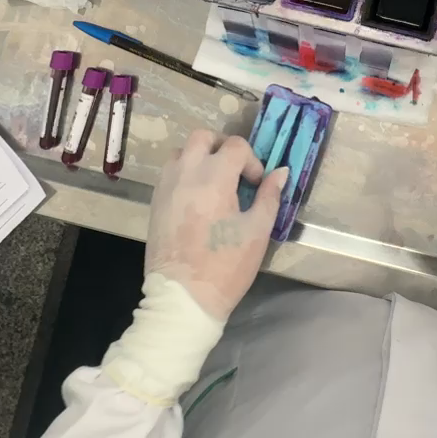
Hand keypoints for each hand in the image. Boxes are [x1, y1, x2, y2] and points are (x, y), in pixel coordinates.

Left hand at [145, 130, 287, 319]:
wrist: (183, 299)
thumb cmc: (226, 266)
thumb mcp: (257, 231)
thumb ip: (269, 196)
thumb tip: (280, 172)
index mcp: (214, 177)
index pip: (236, 146)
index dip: (252, 161)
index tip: (256, 185)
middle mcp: (187, 173)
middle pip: (203, 137)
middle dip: (223, 148)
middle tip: (235, 172)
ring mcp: (166, 186)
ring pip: (181, 151)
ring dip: (200, 158)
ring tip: (214, 182)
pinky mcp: (155, 202)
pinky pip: (170, 172)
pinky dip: (185, 173)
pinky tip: (197, 198)